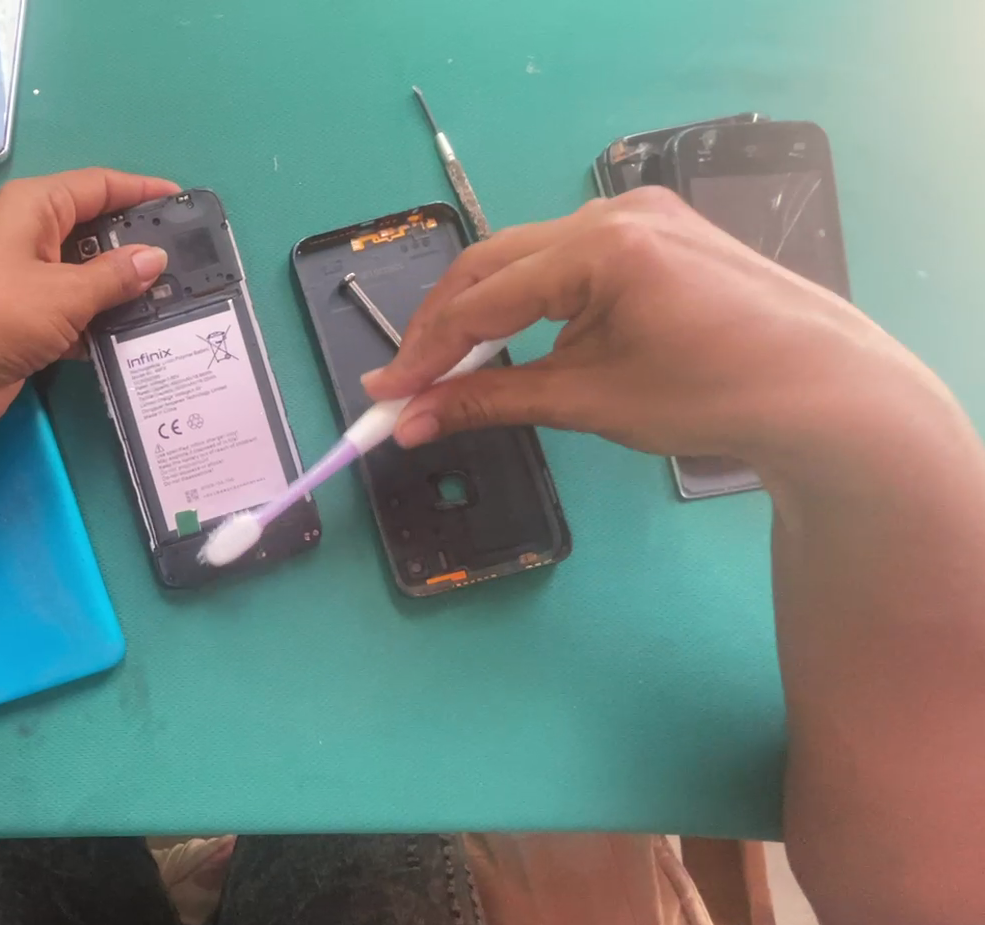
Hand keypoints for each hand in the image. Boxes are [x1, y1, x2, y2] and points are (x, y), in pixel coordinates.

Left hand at [0, 168, 176, 422]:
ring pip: (85, 279)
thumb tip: (155, 257)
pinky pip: (73, 315)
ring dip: (119, 294)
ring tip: (170, 304)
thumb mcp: (65, 292)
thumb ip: (114, 276)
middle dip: (134, 248)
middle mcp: (29, 237)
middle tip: (185, 265)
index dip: (142, 191)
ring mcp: (26, 282)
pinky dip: (98, 325)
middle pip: (93, 232)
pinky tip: (133, 339)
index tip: (183, 202)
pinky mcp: (25, 322)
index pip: (99, 185)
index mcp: (34, 207)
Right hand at [364, 188, 954, 481]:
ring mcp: (633, 216)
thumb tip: (407, 425)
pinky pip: (550, 262)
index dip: (420, 353)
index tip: (380, 397)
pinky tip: (500, 338)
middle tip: (402, 384)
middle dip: (436, 329)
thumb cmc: (708, 396)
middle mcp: (612, 215)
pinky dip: (512, 303)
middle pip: (486, 268)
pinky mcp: (646, 232)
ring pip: (513, 261)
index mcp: (602, 248)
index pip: (478, 301)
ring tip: (442, 366)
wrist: (828, 395)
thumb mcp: (580, 401)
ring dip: (470, 314)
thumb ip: (483, 402)